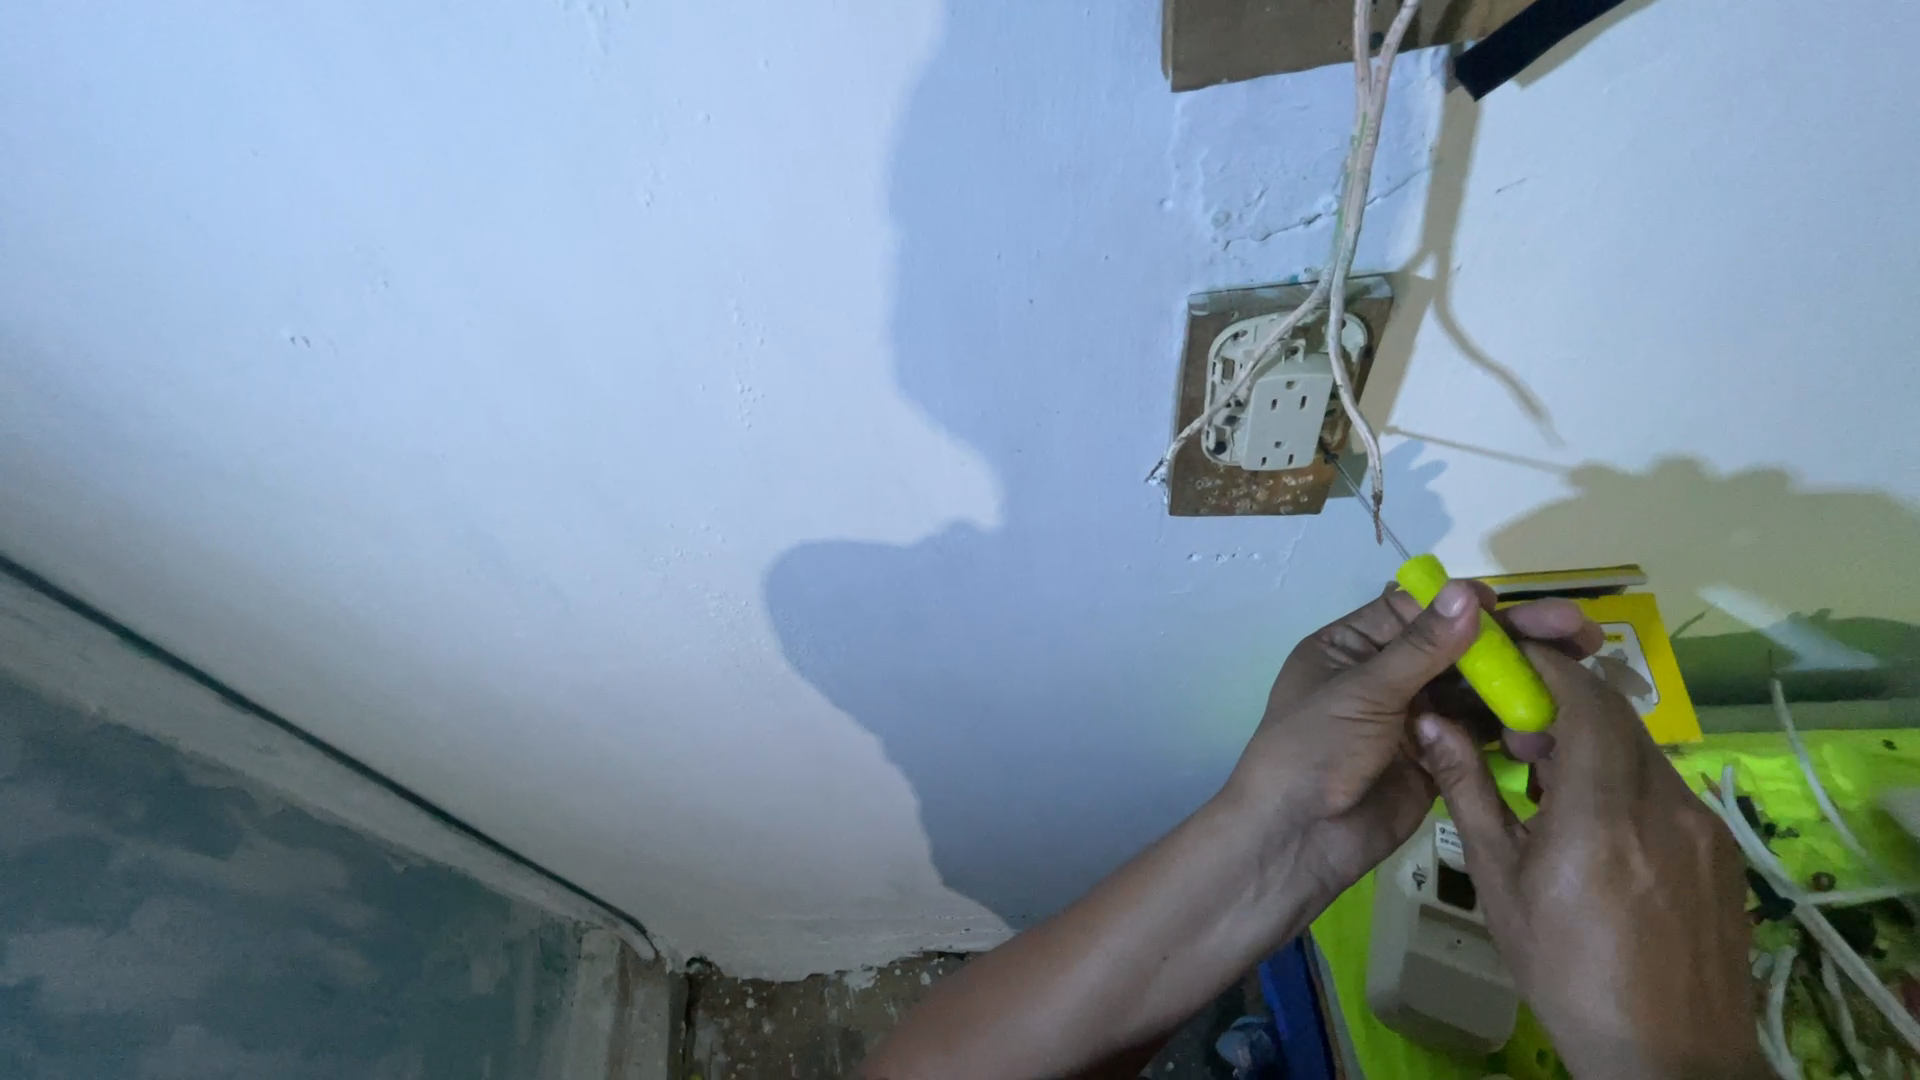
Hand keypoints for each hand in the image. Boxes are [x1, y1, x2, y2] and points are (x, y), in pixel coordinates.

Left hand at [1226, 581, 1601, 897]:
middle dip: (1509, 640)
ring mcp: (1409, 716)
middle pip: (1451, 648)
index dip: (1460, 607)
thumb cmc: (1315, 747)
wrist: (1300, 833)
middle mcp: (1380, 675)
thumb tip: (1468, 592)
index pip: (1411, 612)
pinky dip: (1512, 725)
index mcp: (1348, 646)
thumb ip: (1420, 647)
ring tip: (1584, 668)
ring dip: (1520, 681)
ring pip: (1472, 689)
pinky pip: (1479, 730)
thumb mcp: (1363, 691)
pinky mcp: (1434, 755)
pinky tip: (1555, 718)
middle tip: (1578, 630)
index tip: (1514, 606)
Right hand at [1417, 648, 1764, 1079]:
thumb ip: (1466, 787)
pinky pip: (1660, 784)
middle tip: (1510, 725)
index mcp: (1602, 811)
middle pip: (1616, 715)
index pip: (1586, 701)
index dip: (1545, 665)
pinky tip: (1583, 813)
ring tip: (1539, 772)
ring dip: (1587, 737)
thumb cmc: (1560, 961)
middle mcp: (1665, 806)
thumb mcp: (1496, 874)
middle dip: (1559, 700)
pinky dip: (1615, 772)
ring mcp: (1702, 827)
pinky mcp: (1718, 850)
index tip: (1502, 655)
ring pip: (1640, 748)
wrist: (1666, 1056)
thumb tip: (1429, 721)